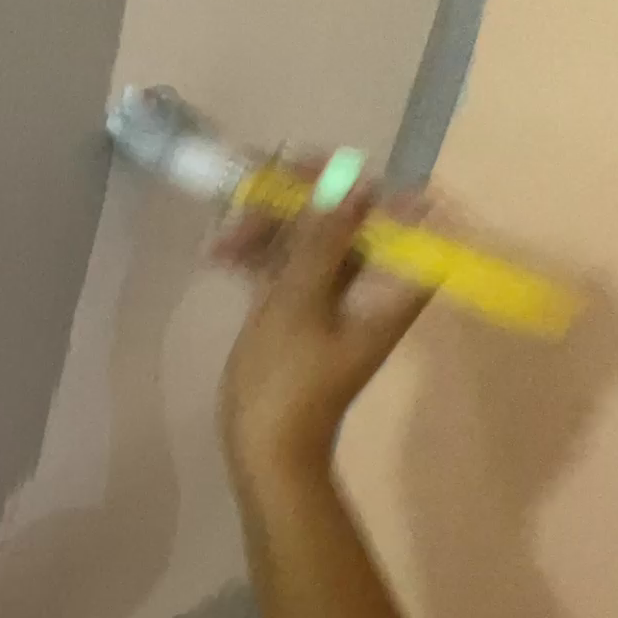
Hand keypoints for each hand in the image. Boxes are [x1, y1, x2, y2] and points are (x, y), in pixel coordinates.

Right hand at [214, 167, 431, 489]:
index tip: (303, 171)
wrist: (265, 446)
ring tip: (220, 243)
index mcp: (395, 280)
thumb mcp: (299, 305)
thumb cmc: (286, 381)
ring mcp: (335, 295)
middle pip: (344, 217)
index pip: (398, 205)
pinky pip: (285, 266)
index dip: (354, 181)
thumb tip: (353, 180)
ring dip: (264, 232)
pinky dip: (257, 259)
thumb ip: (324, 240)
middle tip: (244, 197)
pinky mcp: (302, 309)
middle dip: (293, 205)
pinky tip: (219, 257)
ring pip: (307, 239)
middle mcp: (373, 280)